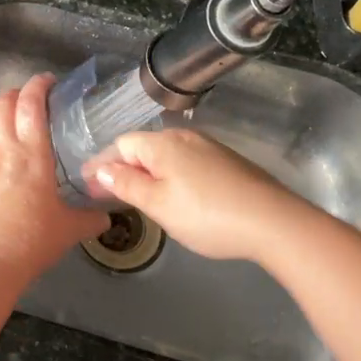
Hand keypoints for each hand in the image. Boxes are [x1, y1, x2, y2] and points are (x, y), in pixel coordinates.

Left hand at [0, 73, 107, 278]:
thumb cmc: (34, 239)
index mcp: (32, 152)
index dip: (38, 85)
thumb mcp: (70, 228)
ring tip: (11, 117)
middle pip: (3, 104)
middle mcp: (4, 148)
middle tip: (31, 99)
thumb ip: (90, 218)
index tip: (48, 81)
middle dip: (16, 94)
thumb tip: (106, 217)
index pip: (31, 103)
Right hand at [83, 128, 302, 261]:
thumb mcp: (159, 205)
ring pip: (167, 156)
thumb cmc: (207, 215)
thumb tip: (100, 170)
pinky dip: (172, 177)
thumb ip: (126, 185)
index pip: (121, 145)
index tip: (86, 184)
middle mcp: (185, 138)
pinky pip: (187, 164)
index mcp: (163, 144)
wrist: (274, 222)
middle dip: (124, 168)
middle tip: (108, 194)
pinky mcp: (227, 164)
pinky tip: (176, 198)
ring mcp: (209, 149)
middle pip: (144, 148)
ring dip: (149, 173)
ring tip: (139, 198)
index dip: (102, 164)